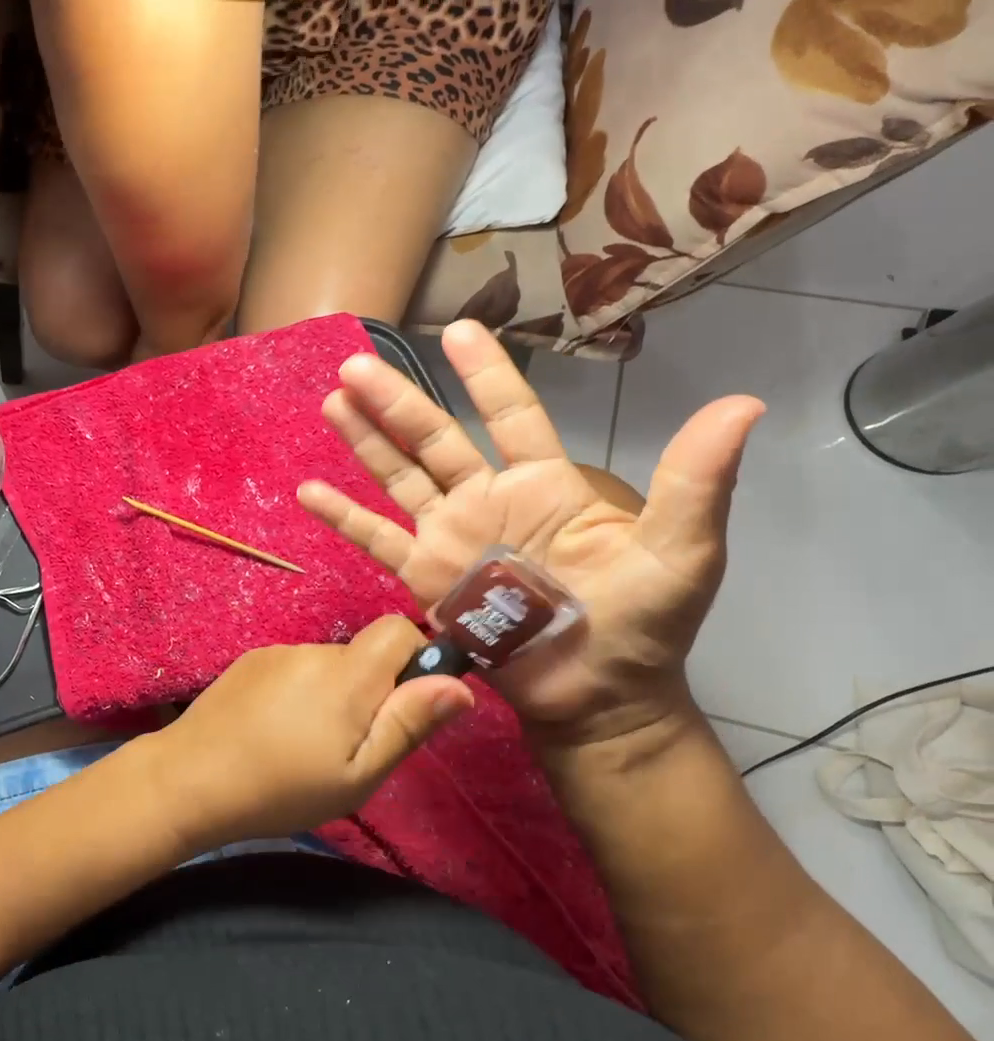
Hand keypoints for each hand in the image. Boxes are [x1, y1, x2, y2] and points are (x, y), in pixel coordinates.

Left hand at [147, 616, 473, 848]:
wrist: (189, 778)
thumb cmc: (282, 788)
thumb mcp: (359, 774)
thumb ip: (408, 724)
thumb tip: (459, 684)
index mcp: (346, 674)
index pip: (398, 629)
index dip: (414, 659)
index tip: (404, 707)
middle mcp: (311, 651)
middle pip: (362, 654)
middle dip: (370, 691)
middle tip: (348, 746)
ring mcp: (273, 654)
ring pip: (326, 665)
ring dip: (331, 695)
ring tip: (304, 746)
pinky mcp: (247, 663)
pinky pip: (292, 670)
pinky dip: (297, 694)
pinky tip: (274, 732)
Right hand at [296, 320, 764, 749]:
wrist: (594, 697)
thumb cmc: (642, 624)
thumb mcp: (681, 552)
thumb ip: (695, 482)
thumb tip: (742, 404)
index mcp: (544, 486)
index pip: (511, 416)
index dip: (485, 375)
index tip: (457, 332)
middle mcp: (488, 500)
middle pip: (435, 439)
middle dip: (398, 401)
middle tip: (357, 364)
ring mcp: (449, 538)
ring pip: (399, 477)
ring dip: (366, 440)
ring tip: (334, 401)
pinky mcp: (423, 577)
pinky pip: (376, 538)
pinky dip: (343, 516)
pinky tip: (309, 490)